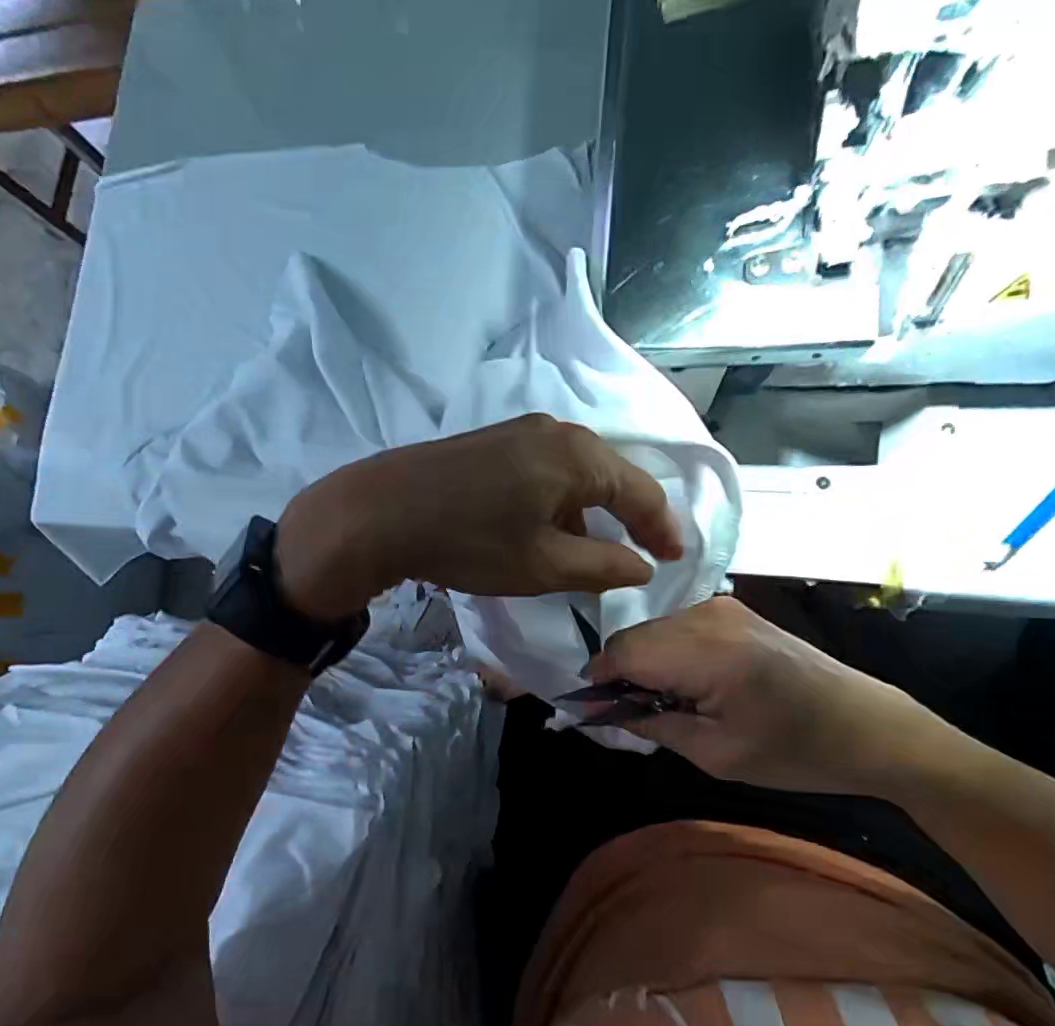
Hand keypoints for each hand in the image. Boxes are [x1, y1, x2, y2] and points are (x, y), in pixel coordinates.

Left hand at [276, 415, 684, 620]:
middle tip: (645, 552)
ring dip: (593, 510)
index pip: (642, 492)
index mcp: (579, 456)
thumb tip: (643, 566)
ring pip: (578, 471)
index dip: (663, 529)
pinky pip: (548, 467)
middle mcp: (557, 431)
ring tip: (595, 550)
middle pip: (612, 475)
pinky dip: (561, 499)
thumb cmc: (470, 542)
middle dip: (632, 516)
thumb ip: (604, 566)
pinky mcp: (495, 440)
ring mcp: (521, 430)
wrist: (379, 513)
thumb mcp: (545, 565)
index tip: (674, 560)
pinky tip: (548, 528)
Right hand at [584, 597, 960, 794]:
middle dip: (619, 674)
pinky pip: (677, 626)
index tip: (592, 713)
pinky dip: (667, 652)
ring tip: (667, 703)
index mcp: (707, 651)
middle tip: (630, 716)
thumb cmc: (796, 751)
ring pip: (653, 629)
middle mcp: (709, 615)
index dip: (598, 682)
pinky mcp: (733, 611)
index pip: (623, 652)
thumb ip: (653, 724)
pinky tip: (689, 684)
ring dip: (644, 663)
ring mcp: (722, 607)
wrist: (867, 725)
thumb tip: (601, 711)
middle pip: (634, 636)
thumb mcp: (717, 754)